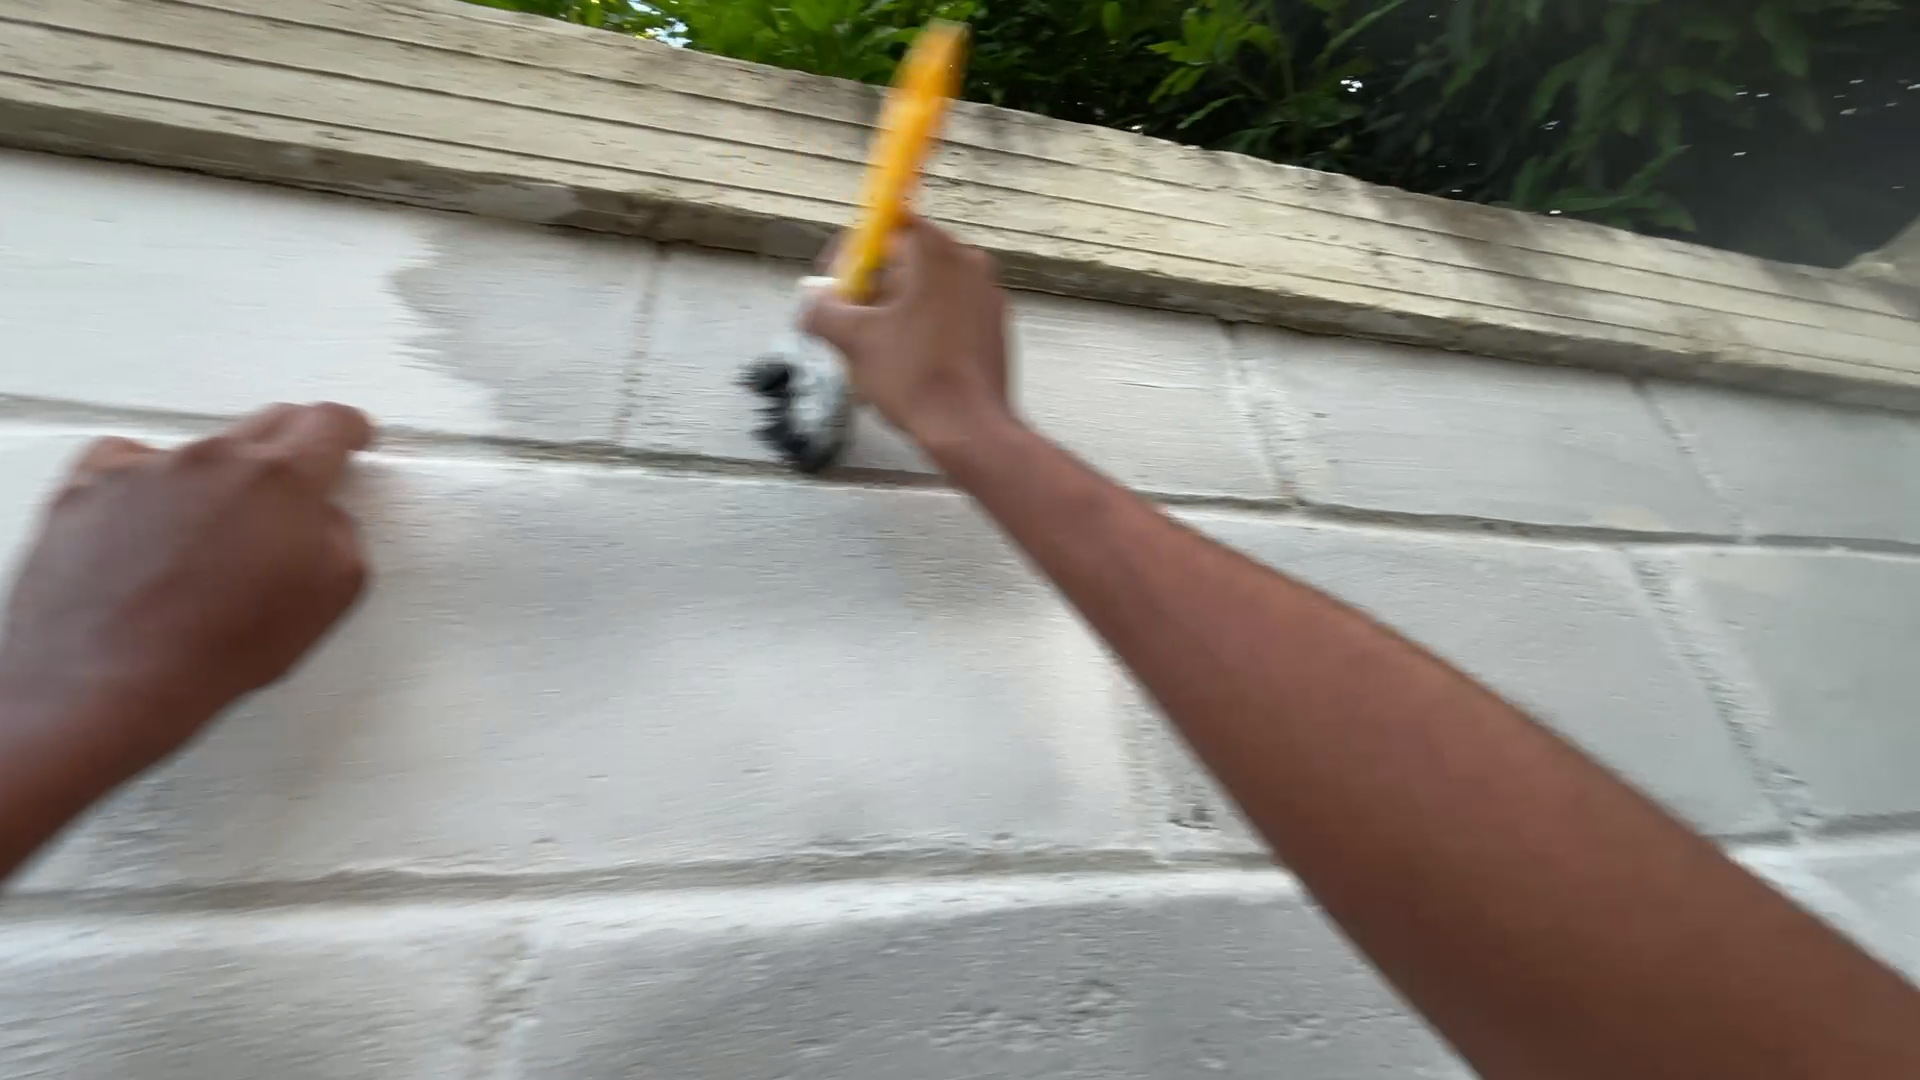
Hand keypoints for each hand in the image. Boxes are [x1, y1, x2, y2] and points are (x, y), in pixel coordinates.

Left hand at [0, 403, 372, 776]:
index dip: (353, 429)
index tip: (357, 440)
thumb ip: (342, 530)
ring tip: (224, 525)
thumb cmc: (240, 639)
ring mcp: (142, 469)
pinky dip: (157, 478)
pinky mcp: (82, 490)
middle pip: (273, 420)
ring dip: (230, 473)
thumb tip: (320, 511)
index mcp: (285, 477)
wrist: (112, 682)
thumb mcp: (338, 586)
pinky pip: (132, 460)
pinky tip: (160, 518)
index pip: (331, 421)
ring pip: (208, 447)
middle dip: (300, 443)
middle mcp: (215, 458)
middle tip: (304, 483)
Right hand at [802, 214, 1016, 451]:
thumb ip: (822, 310)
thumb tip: (810, 304)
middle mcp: (969, 263)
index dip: (851, 258)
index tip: (835, 289)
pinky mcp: (995, 330)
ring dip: (894, 319)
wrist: (970, 430)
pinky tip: (908, 370)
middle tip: (849, 331)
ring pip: (925, 296)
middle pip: (905, 264)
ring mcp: (988, 297)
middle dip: (871, 295)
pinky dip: (924, 335)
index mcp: (936, 250)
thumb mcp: (853, 340)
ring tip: (876, 360)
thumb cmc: (915, 378)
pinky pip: (948, 320)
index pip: (883, 229)